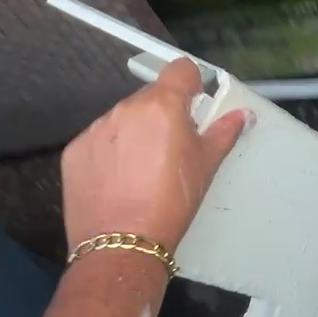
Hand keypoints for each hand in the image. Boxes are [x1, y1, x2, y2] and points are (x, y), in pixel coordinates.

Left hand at [60, 58, 251, 253]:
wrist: (122, 247)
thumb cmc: (173, 201)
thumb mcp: (206, 164)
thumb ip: (224, 131)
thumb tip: (243, 115)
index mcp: (163, 104)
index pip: (180, 68)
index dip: (190, 84)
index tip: (193, 107)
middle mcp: (127, 108)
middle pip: (151, 95)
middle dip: (162, 113)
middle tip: (169, 147)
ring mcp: (96, 129)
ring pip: (124, 117)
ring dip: (135, 131)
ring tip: (141, 168)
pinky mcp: (74, 151)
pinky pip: (99, 139)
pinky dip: (109, 151)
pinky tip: (117, 179)